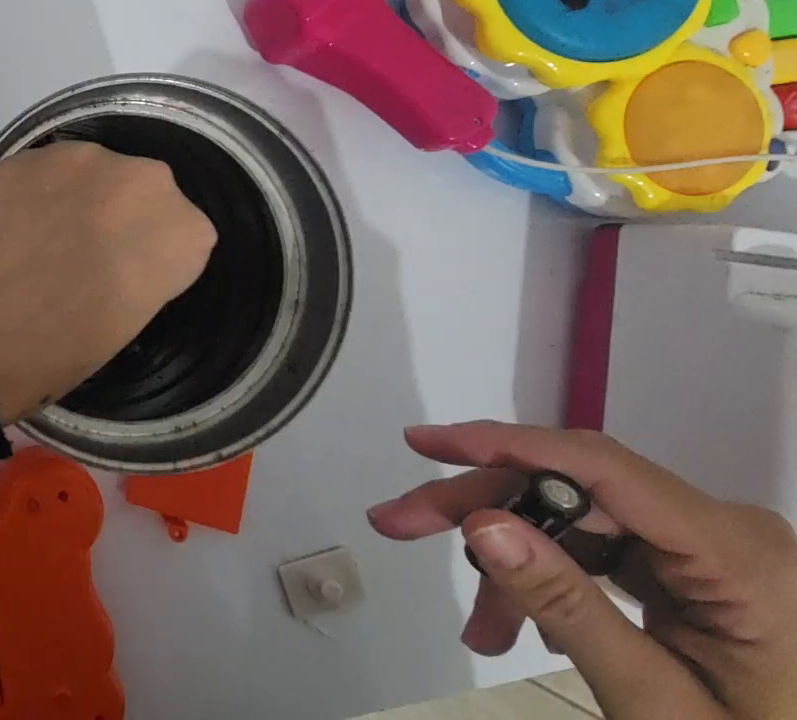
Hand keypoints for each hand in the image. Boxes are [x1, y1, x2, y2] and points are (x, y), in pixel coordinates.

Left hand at [0, 141, 216, 424]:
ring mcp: (79, 159)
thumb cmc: (42, 354)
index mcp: (180, 236)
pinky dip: (36, 193)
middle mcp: (141, 182)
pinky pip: (48, 171)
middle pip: (143, 196)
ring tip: (37, 241)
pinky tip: (8, 224)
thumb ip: (136, 279)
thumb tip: (115, 263)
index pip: (183, 239)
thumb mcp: (116, 331)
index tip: (121, 283)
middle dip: (119, 221)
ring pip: (95, 176)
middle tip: (78, 260)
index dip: (150, 263)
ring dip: (78, 200)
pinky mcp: (23, 152)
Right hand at [368, 422, 796, 718]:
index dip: (503, 444)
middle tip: (397, 525)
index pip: (598, 467)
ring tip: (479, 627)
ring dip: (509, 559)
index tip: (421, 443)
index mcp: (739, 555)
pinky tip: (522, 623)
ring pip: (570, 519)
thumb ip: (569, 608)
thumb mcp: (659, 703)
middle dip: (480, 510)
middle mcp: (725, 530)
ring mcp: (709, 547)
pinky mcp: (692, 567)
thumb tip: (481, 524)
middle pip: (569, 490)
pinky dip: (545, 578)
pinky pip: (593, 548)